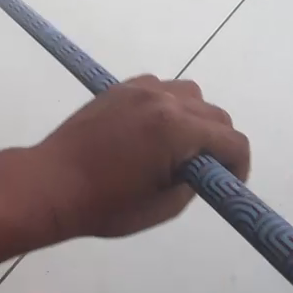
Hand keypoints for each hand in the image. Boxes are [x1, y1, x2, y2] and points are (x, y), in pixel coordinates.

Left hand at [27, 76, 250, 240]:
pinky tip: (152, 132)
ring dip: (194, 119)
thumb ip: (197, 180)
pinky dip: (167, 105)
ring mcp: (138, 88)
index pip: (232, 140)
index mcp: (176, 129)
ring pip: (189, 94)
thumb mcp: (165, 205)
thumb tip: (207, 167)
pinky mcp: (120, 87)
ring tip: (177, 149)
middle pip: (214, 112)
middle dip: (218, 142)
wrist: (55, 180)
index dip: (238, 165)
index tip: (225, 183)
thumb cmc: (108, 203)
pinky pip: (159, 87)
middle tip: (202, 171)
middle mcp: (161, 98)